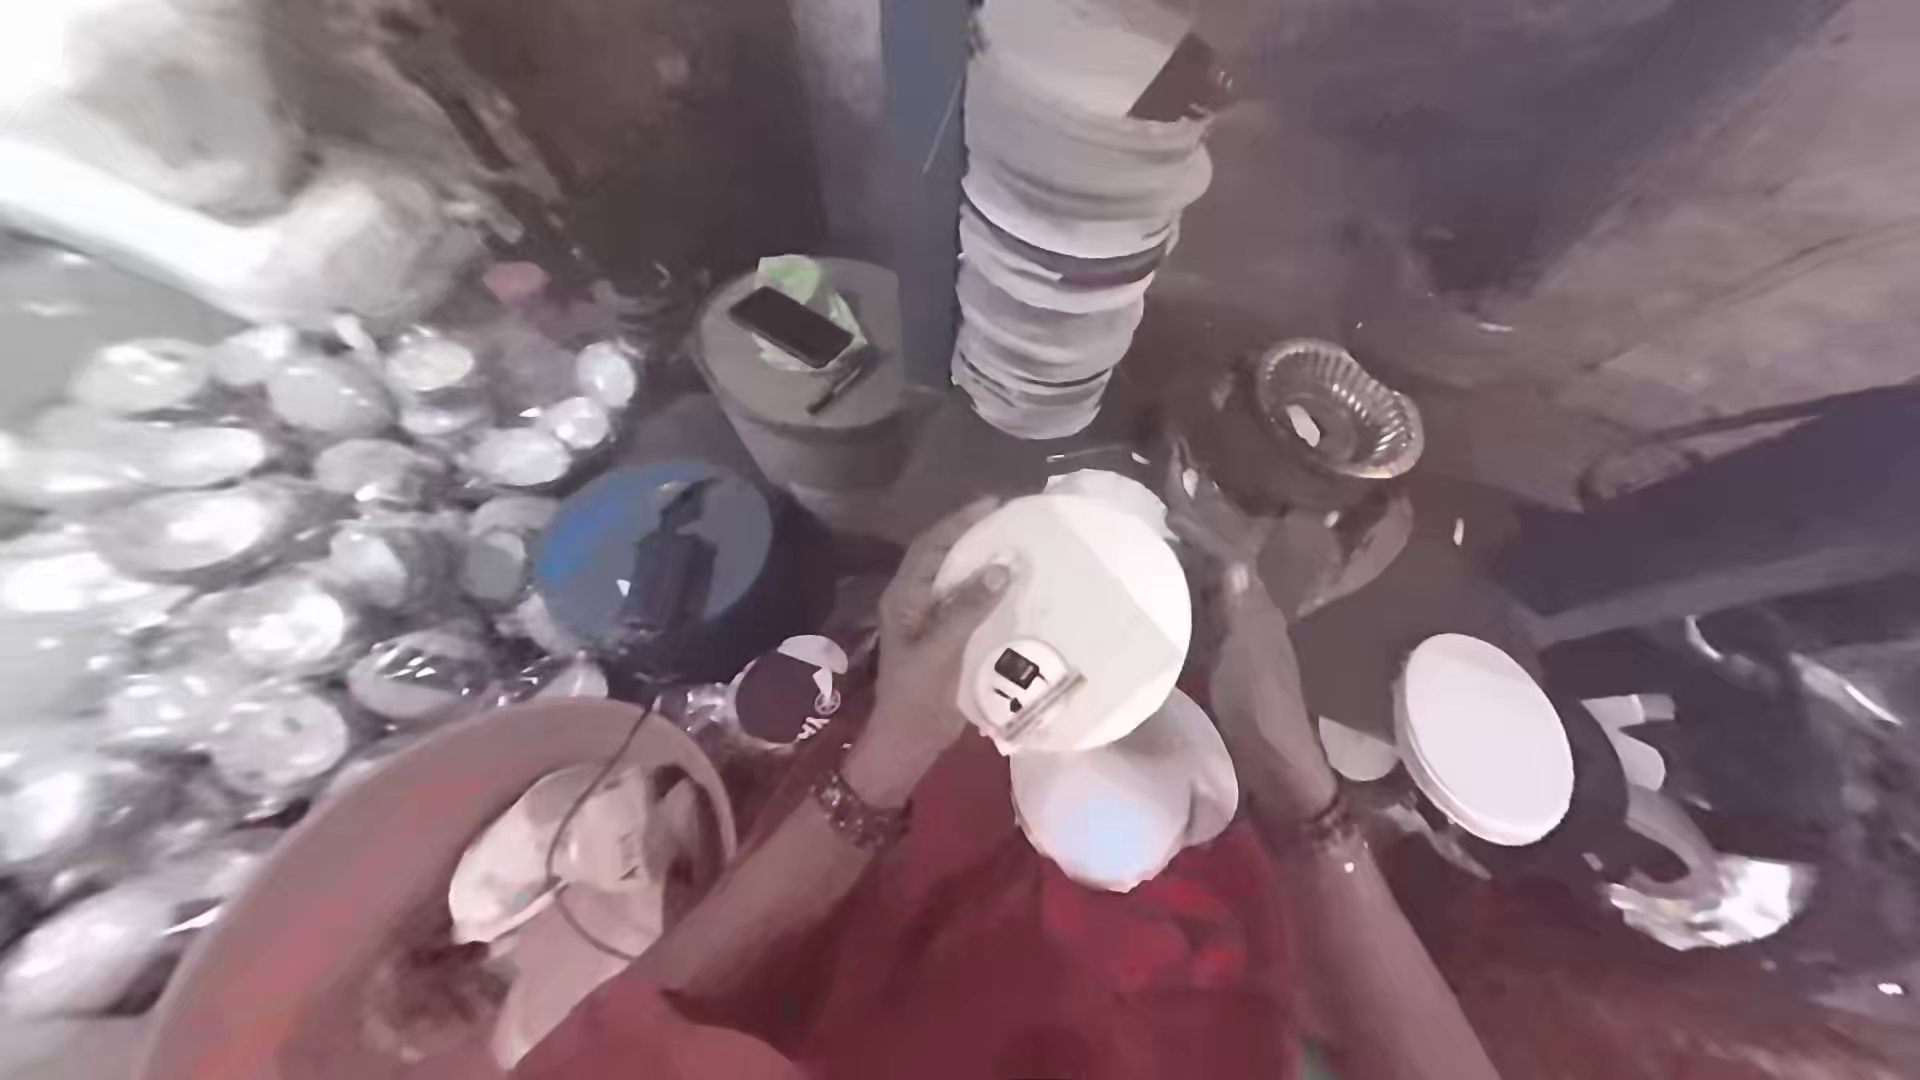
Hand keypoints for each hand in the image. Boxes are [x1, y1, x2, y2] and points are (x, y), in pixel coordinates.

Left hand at [846, 498, 1010, 804]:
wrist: (909, 741)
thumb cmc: (916, 695)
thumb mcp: (940, 650)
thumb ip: (967, 608)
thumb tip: (1000, 568)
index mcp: (904, 596)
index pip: (930, 546)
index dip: (959, 522)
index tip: (992, 504)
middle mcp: (915, 600)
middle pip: (944, 556)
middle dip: (974, 535)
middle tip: (1011, 520)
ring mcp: (931, 618)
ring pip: (958, 578)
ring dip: (983, 561)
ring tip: (1017, 545)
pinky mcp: (948, 636)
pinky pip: (970, 603)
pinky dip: (990, 591)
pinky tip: (1014, 587)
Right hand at [1161, 437, 1336, 820]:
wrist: (1272, 760)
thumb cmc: (1261, 706)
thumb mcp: (1250, 657)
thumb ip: (1240, 611)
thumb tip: (1231, 560)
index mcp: (1256, 608)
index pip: (1225, 557)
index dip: (1199, 534)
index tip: (1165, 512)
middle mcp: (1245, 613)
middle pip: (1213, 568)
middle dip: (1184, 544)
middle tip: (1145, 525)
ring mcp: (1231, 636)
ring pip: (1202, 590)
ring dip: (1178, 568)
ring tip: (1141, 552)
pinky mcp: (1216, 656)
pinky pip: (1193, 615)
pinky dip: (1174, 599)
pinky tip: (1150, 599)